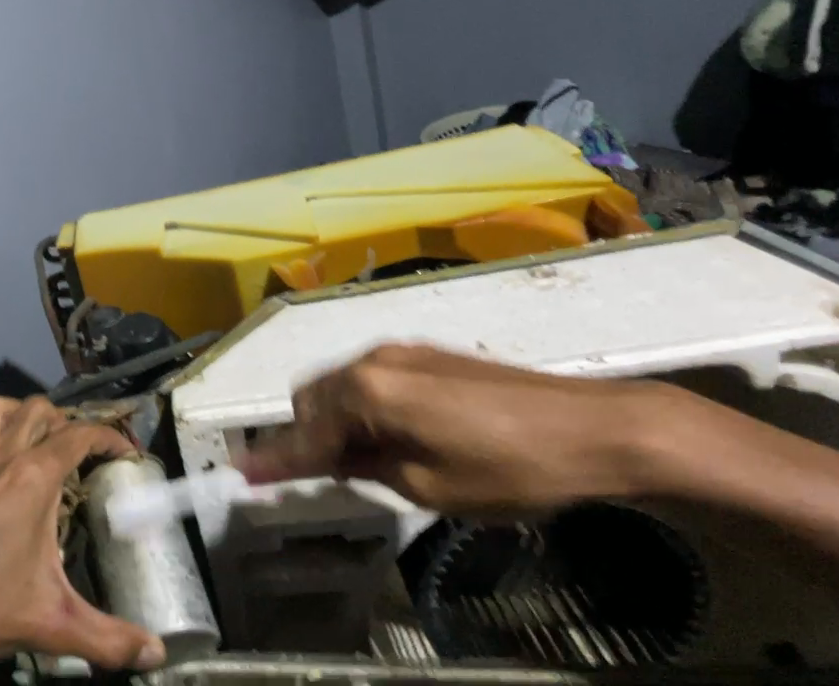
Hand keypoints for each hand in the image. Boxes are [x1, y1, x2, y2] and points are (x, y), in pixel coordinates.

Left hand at [0, 396, 165, 685]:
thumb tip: (155, 653)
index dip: (108, 436)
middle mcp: (0, 455)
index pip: (80, 436)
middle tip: (83, 450)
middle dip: (67, 422)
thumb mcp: (51, 624)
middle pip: (40, 411)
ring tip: (39, 439)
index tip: (125, 451)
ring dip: (24, 415)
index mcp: (33, 478)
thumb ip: (108, 638)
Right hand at [238, 344, 681, 514]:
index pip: (307, 431)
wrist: (595, 428)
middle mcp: (375, 358)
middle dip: (309, 436)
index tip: (242, 473)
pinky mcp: (430, 356)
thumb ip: (367, 466)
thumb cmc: (509, 468)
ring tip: (366, 463)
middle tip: (325, 478)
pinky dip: (365, 408)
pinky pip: (373, 379)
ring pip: (343, 385)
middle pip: (314, 397)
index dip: (276, 458)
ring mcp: (404, 351)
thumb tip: (331, 458)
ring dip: (338, 421)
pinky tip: (395, 436)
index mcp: (368, 389)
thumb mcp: (430, 486)